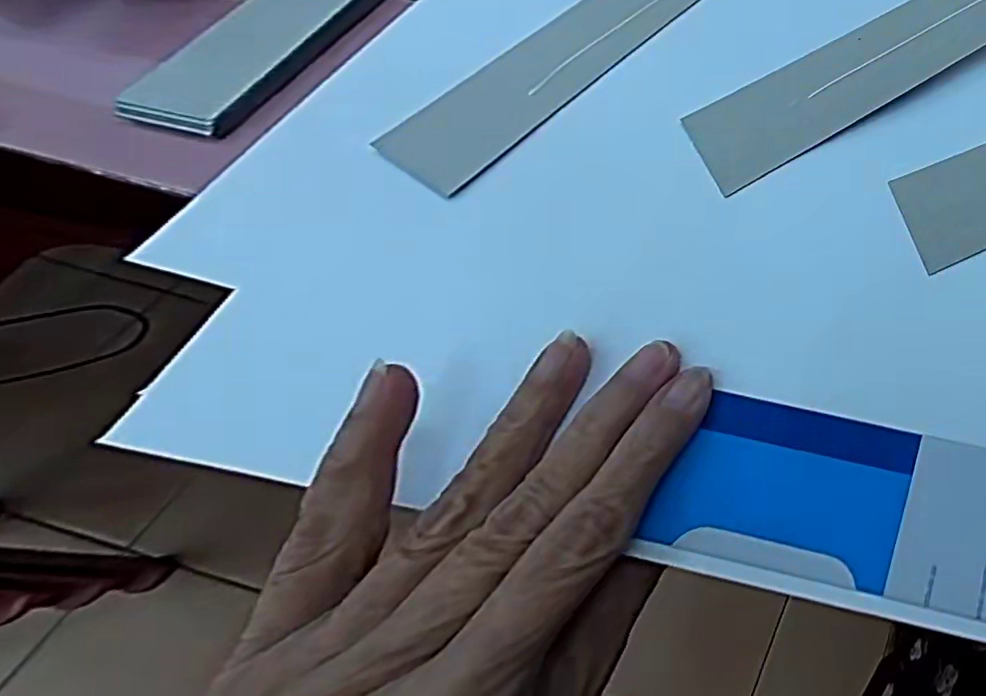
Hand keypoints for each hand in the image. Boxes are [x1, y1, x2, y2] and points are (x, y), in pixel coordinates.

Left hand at [209, 333, 711, 695]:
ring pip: (453, 504)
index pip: (582, 540)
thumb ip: (595, 638)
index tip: (681, 401)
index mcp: (471, 692)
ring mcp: (327, 646)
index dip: (643, 457)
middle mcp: (397, 658)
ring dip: (522, 419)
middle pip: (528, 508)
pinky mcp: (274, 640)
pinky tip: (389, 387)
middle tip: (650, 363)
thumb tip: (652, 538)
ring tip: (566, 354)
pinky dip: (358, 454)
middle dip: (604, 422)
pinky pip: (322, 536)